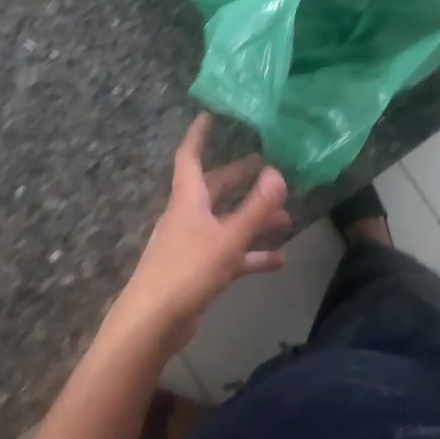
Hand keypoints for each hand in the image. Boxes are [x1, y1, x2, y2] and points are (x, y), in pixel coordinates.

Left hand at [110, 114, 290, 354]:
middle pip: (215, 188)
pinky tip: (278, 261)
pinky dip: (251, 254)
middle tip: (268, 165)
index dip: (199, 135)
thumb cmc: (187, 271)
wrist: (153, 323)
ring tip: (286, 216)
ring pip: (227, 222)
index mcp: (188, 200)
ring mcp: (193, 244)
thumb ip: (255, 208)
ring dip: (254, 218)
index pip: (190, 157)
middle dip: (240, 177)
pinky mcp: (199, 271)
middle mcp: (188, 216)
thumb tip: (278, 173)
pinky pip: (230, 254)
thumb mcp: (228, 238)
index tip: (210, 115)